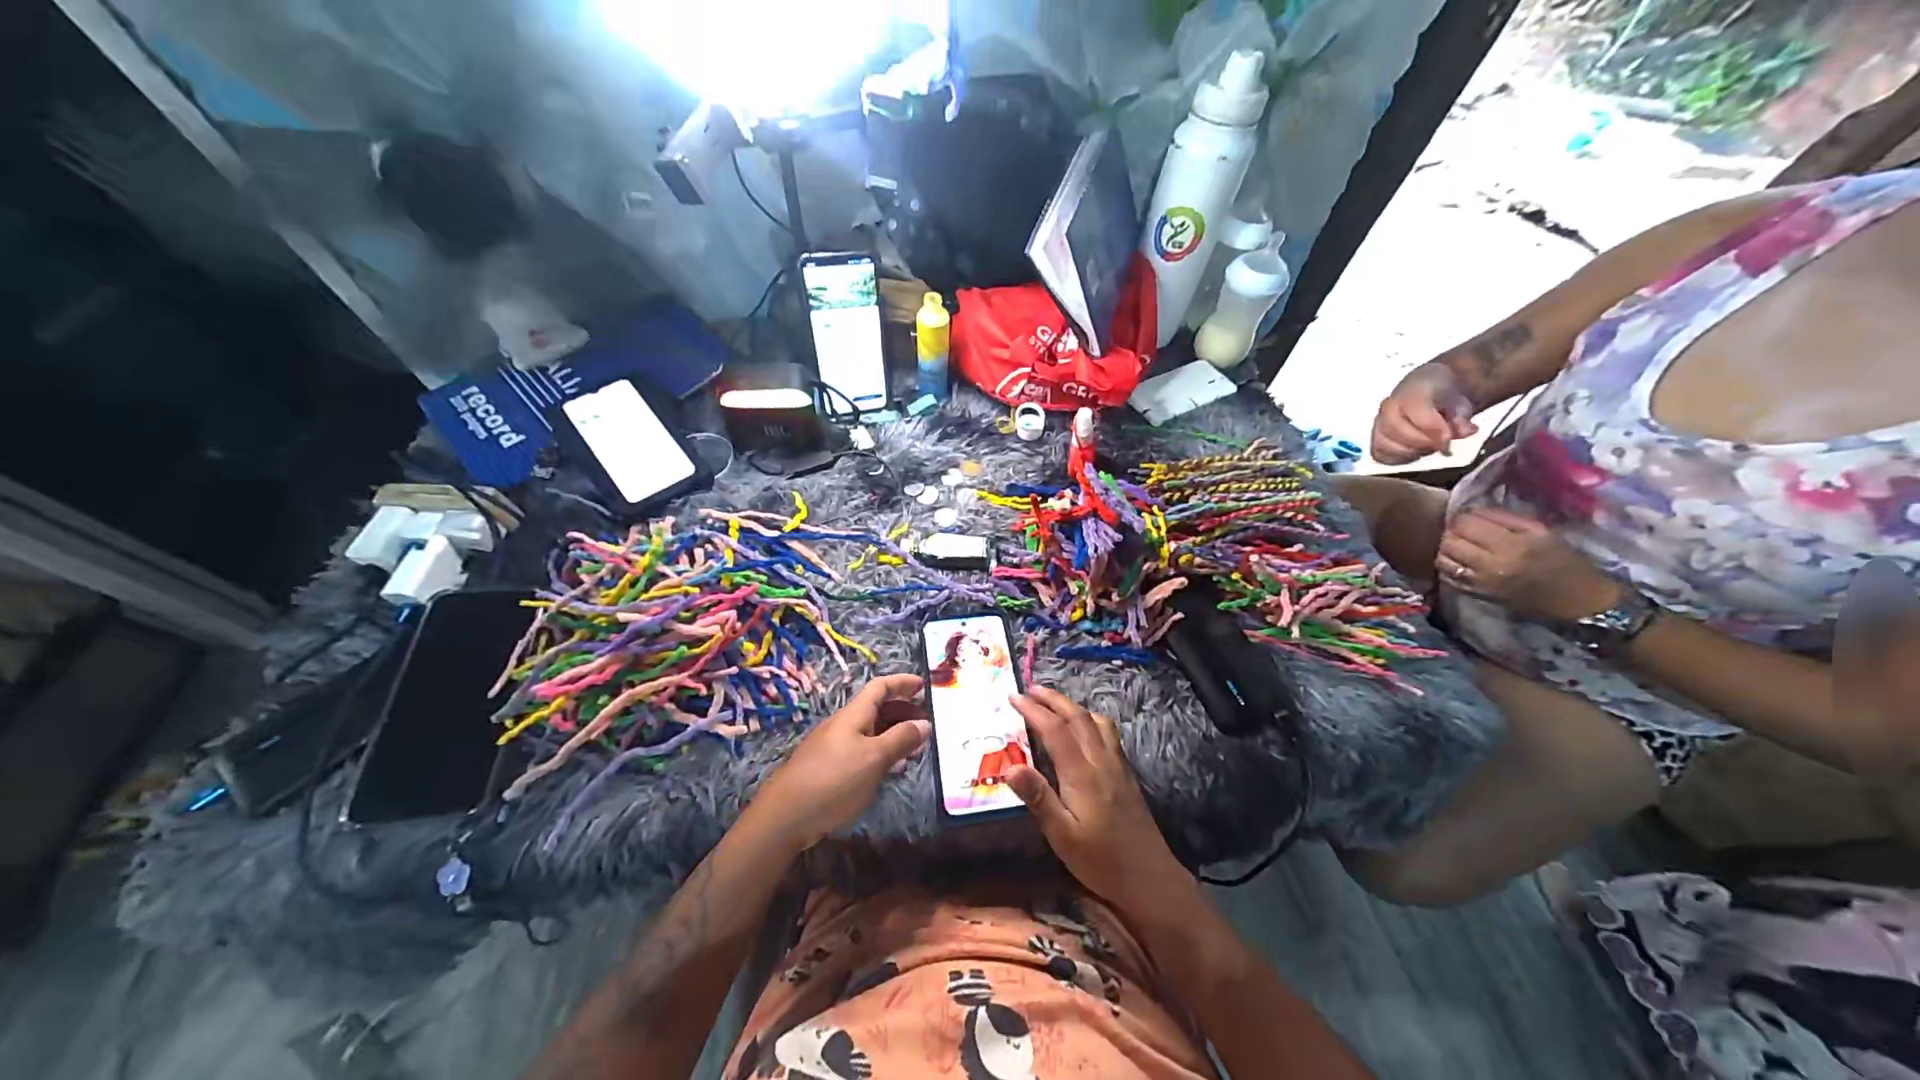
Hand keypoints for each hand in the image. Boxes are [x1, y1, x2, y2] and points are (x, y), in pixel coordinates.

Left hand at [744, 674, 930, 852]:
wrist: (786, 815)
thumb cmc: (834, 779)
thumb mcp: (874, 758)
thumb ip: (901, 739)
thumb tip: (925, 724)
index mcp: (853, 715)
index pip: (880, 687)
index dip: (902, 683)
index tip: (924, 685)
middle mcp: (844, 726)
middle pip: (877, 709)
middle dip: (903, 710)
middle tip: (928, 721)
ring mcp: (836, 748)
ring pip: (871, 732)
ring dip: (895, 734)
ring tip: (917, 747)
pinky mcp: (832, 770)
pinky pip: (864, 752)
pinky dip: (882, 753)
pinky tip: (893, 769)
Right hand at [1005, 687, 1192, 918]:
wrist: (1150, 878)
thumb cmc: (1100, 861)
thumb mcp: (1062, 836)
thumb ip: (1038, 798)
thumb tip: (1010, 767)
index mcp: (1082, 774)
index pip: (1055, 730)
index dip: (1033, 710)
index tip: (1013, 698)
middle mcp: (1101, 762)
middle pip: (1077, 717)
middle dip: (1052, 699)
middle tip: (1028, 690)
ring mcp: (1117, 766)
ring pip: (1095, 721)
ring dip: (1072, 705)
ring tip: (1052, 702)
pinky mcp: (1126, 774)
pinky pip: (1107, 733)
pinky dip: (1090, 719)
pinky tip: (1085, 728)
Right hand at [1371, 363, 1478, 464]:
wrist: (1430, 388)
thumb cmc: (1443, 395)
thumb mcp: (1460, 401)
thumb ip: (1462, 417)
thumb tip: (1466, 431)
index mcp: (1411, 391)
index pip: (1420, 417)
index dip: (1437, 432)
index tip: (1450, 440)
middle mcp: (1388, 407)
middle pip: (1402, 434)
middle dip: (1426, 442)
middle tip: (1442, 442)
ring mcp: (1378, 424)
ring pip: (1389, 446)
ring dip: (1413, 450)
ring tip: (1429, 443)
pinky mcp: (1375, 439)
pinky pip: (1381, 455)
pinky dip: (1399, 457)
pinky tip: (1414, 450)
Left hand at [1437, 507, 1621, 621]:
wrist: (1577, 600)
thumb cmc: (1564, 561)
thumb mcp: (1542, 532)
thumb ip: (1505, 518)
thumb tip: (1472, 509)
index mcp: (1512, 545)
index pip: (1467, 524)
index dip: (1464, 517)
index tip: (1470, 517)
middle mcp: (1492, 565)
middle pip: (1450, 540)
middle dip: (1453, 532)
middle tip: (1463, 531)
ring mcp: (1481, 582)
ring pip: (1443, 559)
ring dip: (1447, 549)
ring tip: (1460, 545)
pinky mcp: (1476, 595)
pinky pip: (1447, 577)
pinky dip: (1447, 566)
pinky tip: (1459, 561)